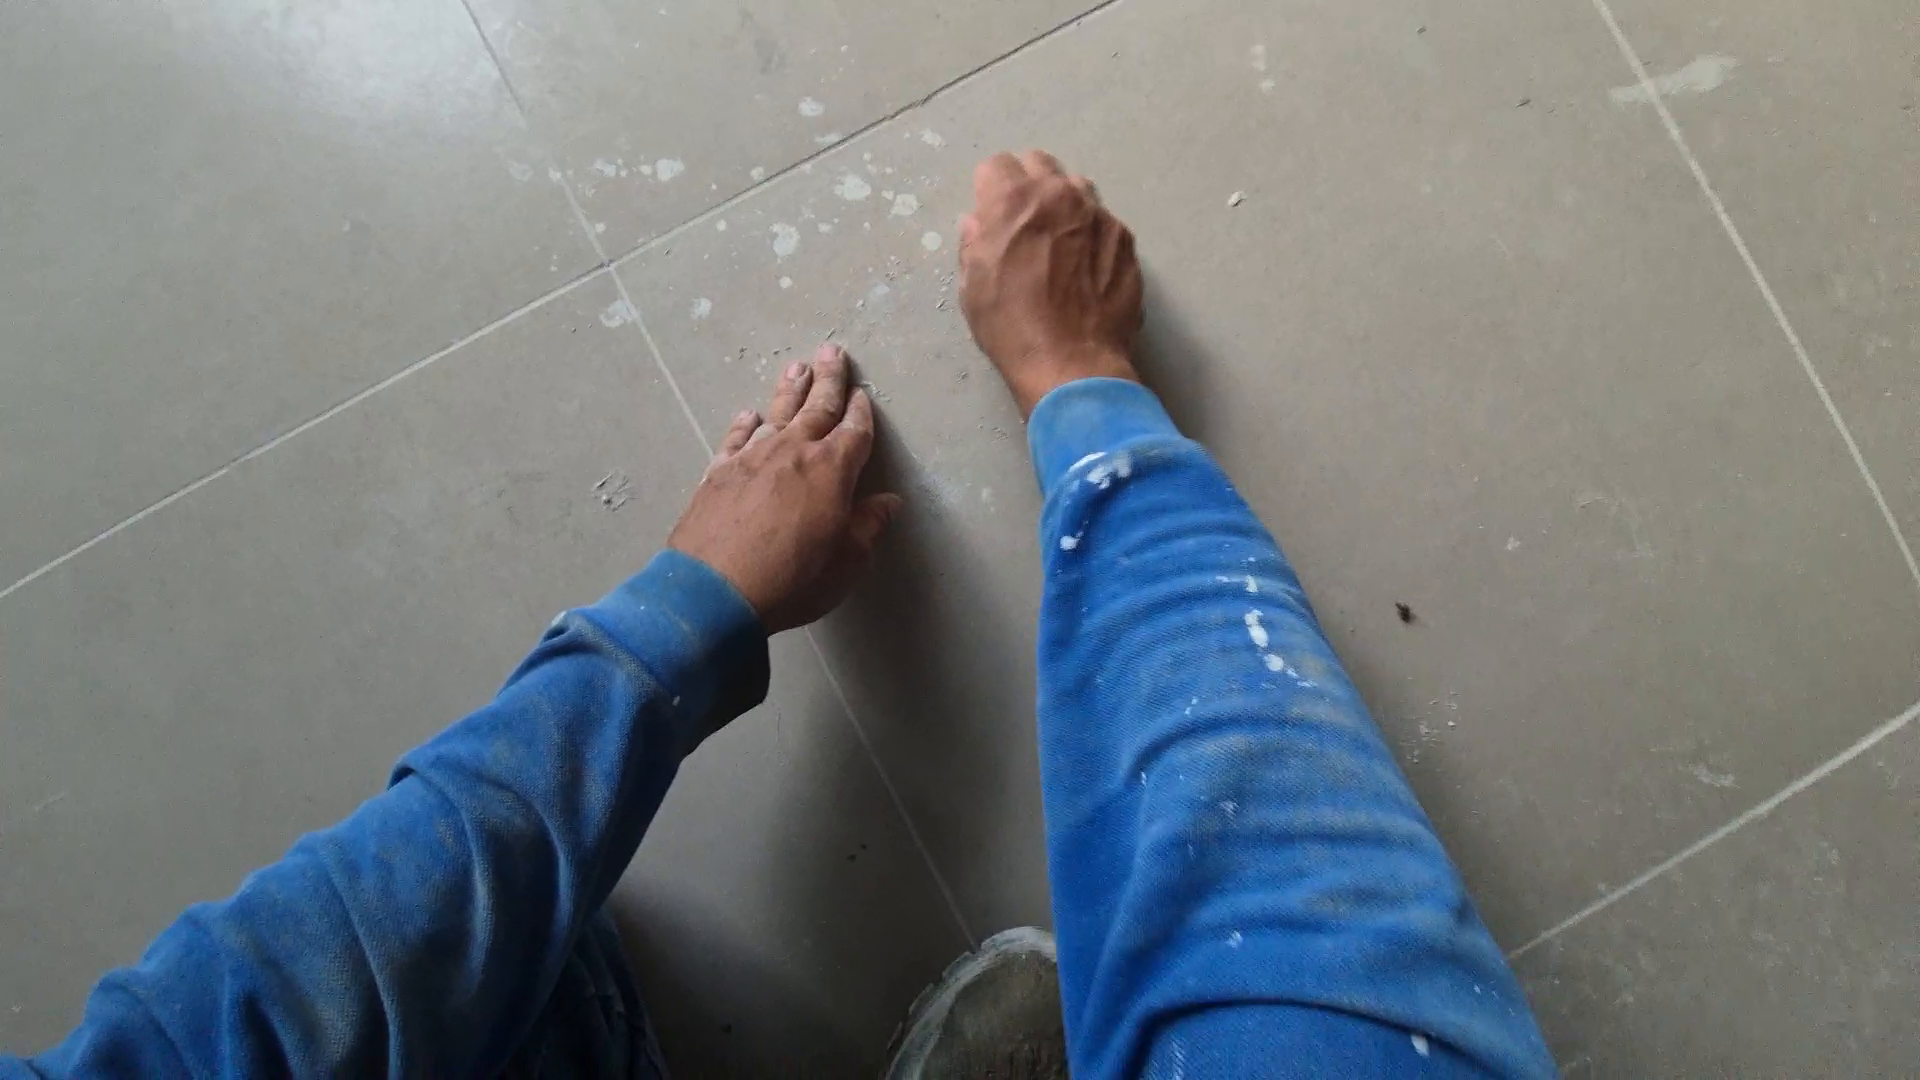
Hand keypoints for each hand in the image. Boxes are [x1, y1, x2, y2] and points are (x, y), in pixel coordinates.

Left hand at [668, 345, 902, 633]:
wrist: (715, 591)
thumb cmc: (793, 579)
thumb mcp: (846, 562)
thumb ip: (868, 527)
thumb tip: (889, 502)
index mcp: (833, 471)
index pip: (855, 432)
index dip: (862, 413)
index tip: (864, 396)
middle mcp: (794, 452)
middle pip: (818, 407)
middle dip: (829, 379)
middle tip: (833, 351)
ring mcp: (752, 458)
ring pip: (777, 413)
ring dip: (790, 390)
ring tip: (797, 366)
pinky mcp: (718, 472)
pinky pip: (736, 438)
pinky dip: (745, 424)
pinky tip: (749, 416)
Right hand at [959, 150, 1144, 417]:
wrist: (1072, 364)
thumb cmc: (1012, 330)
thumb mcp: (972, 289)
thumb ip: (974, 245)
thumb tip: (978, 224)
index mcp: (1013, 200)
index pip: (996, 166)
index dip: (989, 192)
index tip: (991, 219)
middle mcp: (1060, 194)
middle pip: (1039, 165)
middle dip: (1027, 187)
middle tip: (1024, 226)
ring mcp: (1099, 214)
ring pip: (1076, 188)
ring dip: (1063, 205)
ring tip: (1058, 245)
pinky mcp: (1126, 240)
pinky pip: (1103, 223)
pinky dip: (1091, 235)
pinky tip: (1085, 270)